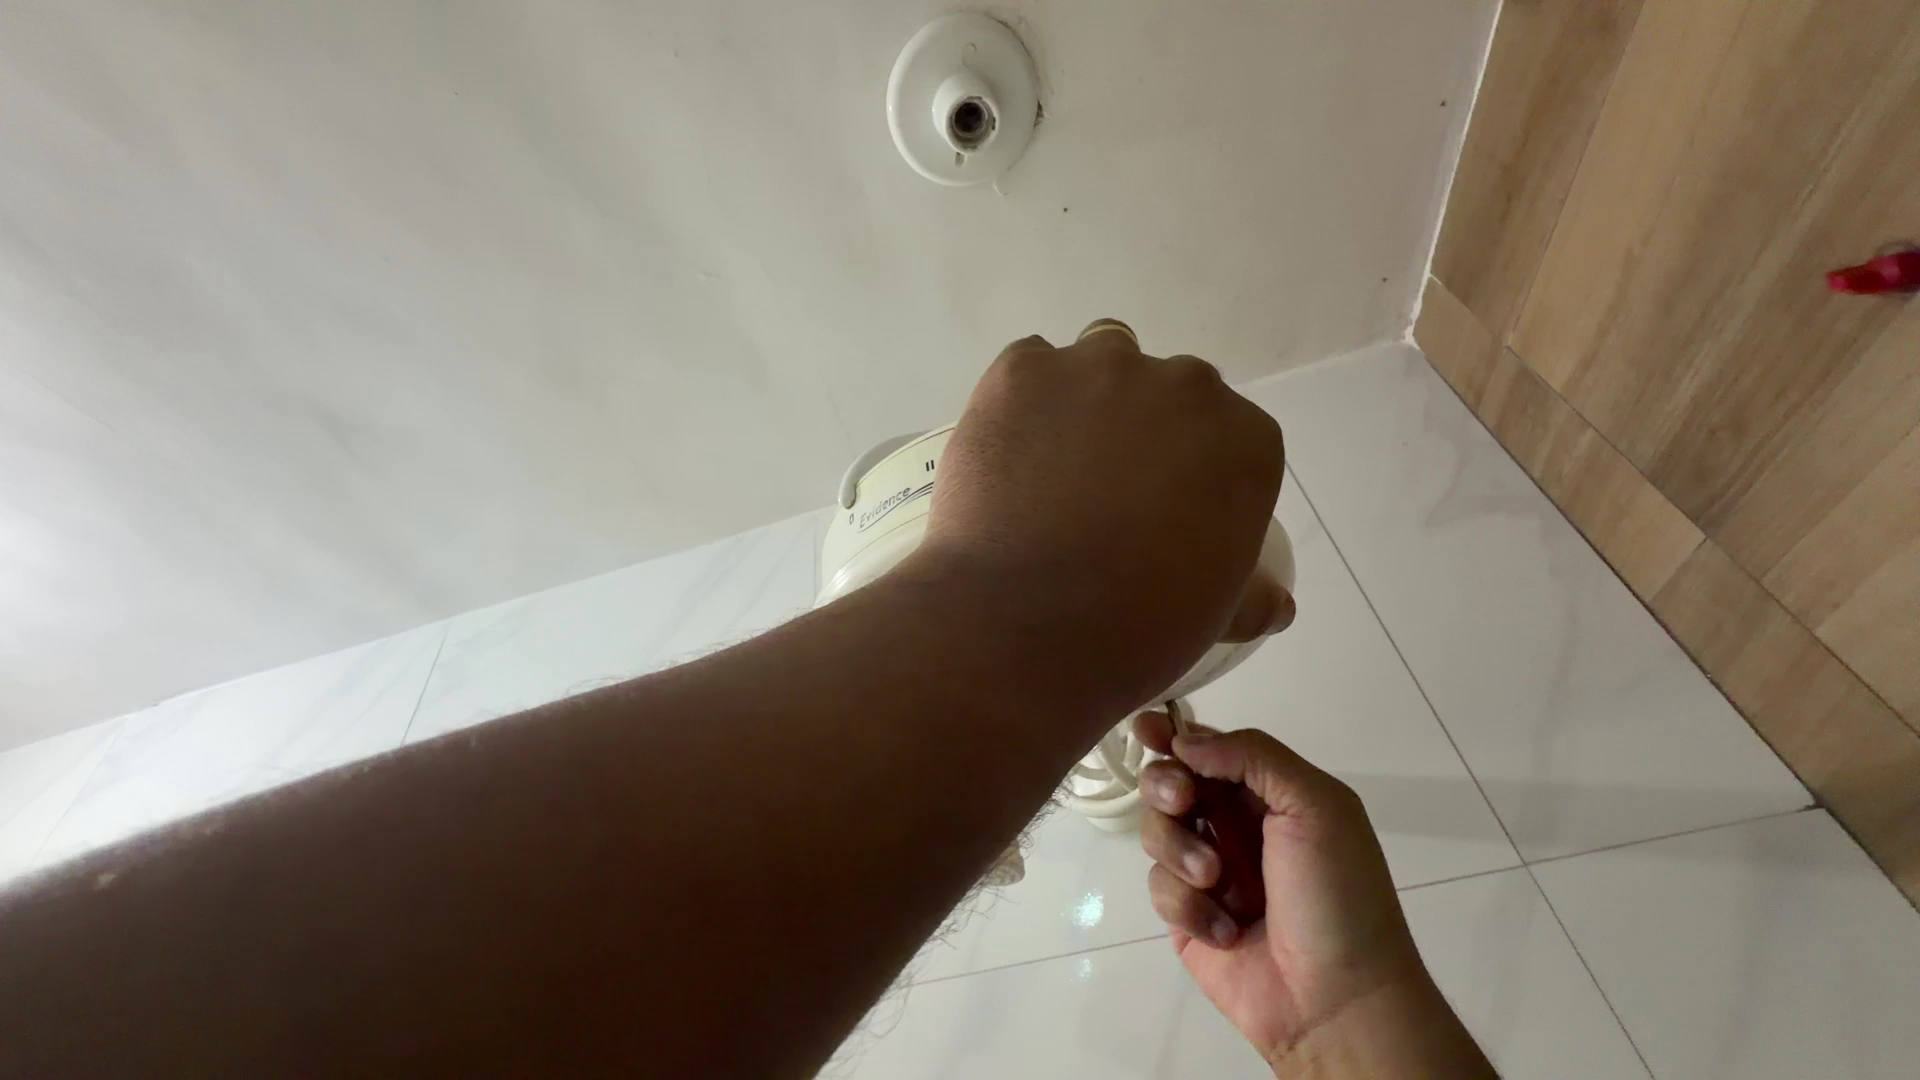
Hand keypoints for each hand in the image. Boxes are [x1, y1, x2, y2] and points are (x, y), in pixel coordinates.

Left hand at [918, 321, 1289, 718]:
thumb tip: (1277, 604)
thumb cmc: (1136, 627)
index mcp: (1245, 438)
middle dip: (1139, 427)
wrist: (1027, 623)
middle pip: (1165, 390)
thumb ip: (1252, 597)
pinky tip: (1008, 451)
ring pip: (1099, 360)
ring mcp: (1099, 369)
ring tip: (1052, 462)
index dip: (1188, 466)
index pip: (1224, 435)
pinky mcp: (1022, 371)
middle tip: (1100, 490)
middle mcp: (1183, 385)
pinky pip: (1027, 368)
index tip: (1158, 504)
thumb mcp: (1215, 617)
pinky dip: (1021, 402)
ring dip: (1086, 396)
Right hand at [1133, 714, 1436, 1065]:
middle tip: (1183, 801)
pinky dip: (1187, 904)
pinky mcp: (1186, 913)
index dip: (1172, 733)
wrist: (1338, 1003)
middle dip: (1166, 785)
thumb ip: (1252, 756)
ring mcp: (1204, 869)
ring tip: (1214, 879)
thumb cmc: (1337, 895)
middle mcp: (1231, 824)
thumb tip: (1184, 742)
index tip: (1146, 729)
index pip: (1208, 747)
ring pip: (1154, 830)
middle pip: (1167, 780)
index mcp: (1265, 792)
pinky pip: (1158, 886)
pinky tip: (1224, 929)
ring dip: (1179, 849)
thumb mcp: (1316, 806)